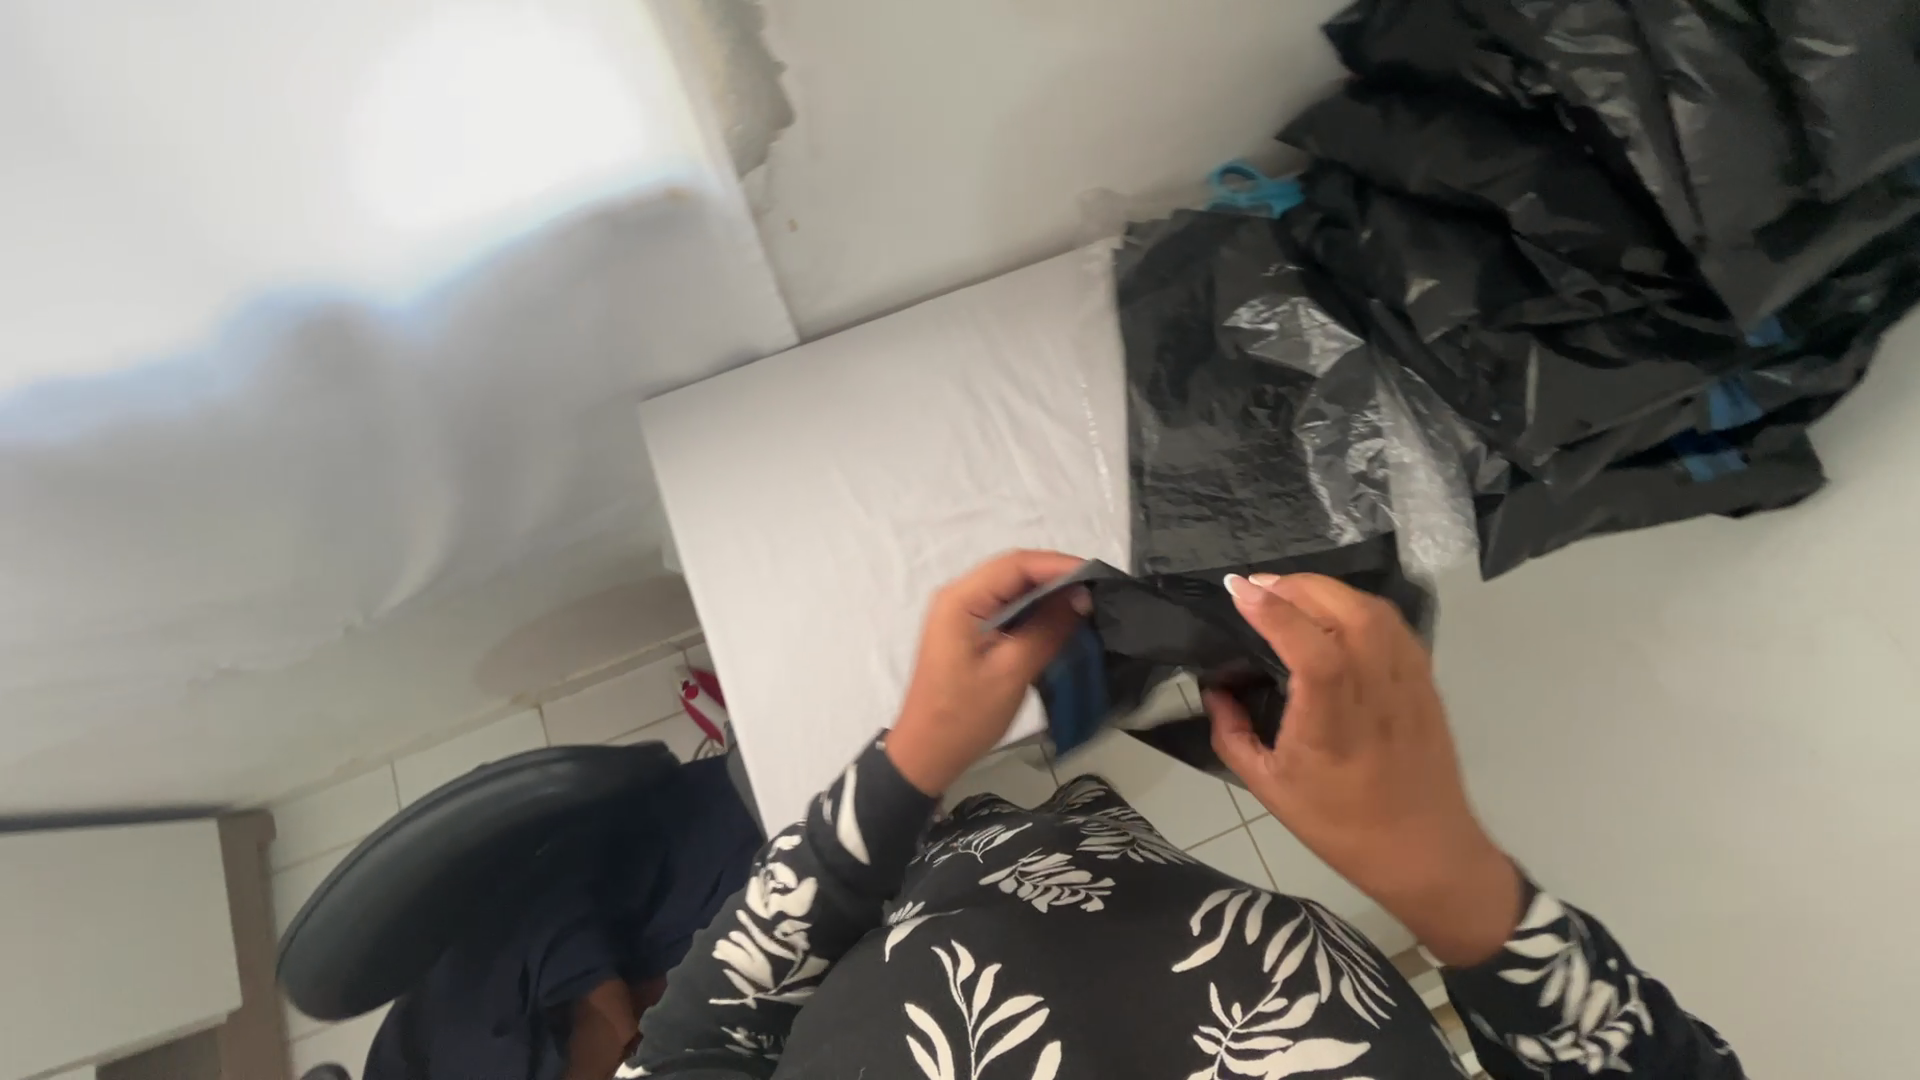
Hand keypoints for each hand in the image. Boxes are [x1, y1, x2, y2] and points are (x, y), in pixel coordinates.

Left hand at [888, 550, 1090, 795]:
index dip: (1058, 565)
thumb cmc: (965, 716)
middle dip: (1056, 576)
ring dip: (1047, 593)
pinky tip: (1059, 620)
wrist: (927, 752)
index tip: (1097, 575)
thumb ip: (1047, 629)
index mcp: (961, 600)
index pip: (1015, 565)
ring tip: (1085, 603)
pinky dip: (1033, 610)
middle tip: (1097, 589)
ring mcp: (961, 612)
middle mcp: (958, 596)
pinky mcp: (968, 630)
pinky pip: (1005, 607)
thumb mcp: (1012, 672)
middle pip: (1013, 571)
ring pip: (1011, 588)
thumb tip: (1081, 597)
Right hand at [1208, 573, 1520, 966]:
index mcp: (1334, 727)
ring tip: (1286, 589)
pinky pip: (1392, 624)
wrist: (1426, 853)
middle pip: (1347, 614)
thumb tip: (1213, 691)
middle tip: (1254, 585)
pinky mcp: (1424, 681)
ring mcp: (1407, 685)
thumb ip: (1231, 734)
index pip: (1313, 651)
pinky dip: (1354, 602)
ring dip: (1324, 588)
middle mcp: (1376, 696)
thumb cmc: (1339, 825)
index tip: (1237, 589)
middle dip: (1294, 586)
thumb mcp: (1268, 787)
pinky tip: (1329, 607)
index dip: (1275, 612)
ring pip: (1372, 611)